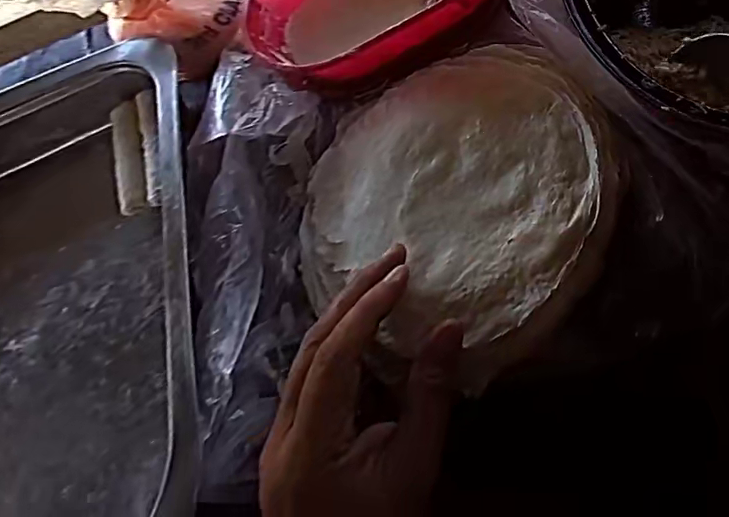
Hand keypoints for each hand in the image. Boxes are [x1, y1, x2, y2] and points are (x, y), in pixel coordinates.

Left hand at [260, 244, 462, 516]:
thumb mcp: (414, 469)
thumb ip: (430, 396)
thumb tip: (451, 326)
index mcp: (306, 446)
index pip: (332, 358)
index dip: (368, 310)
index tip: (402, 274)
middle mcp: (280, 434)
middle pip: (312, 346)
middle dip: (354, 295)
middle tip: (393, 258)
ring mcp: (278, 436)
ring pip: (306, 356)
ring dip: (344, 312)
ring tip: (381, 278)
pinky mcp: (287, 437)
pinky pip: (311, 372)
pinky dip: (340, 338)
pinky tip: (363, 322)